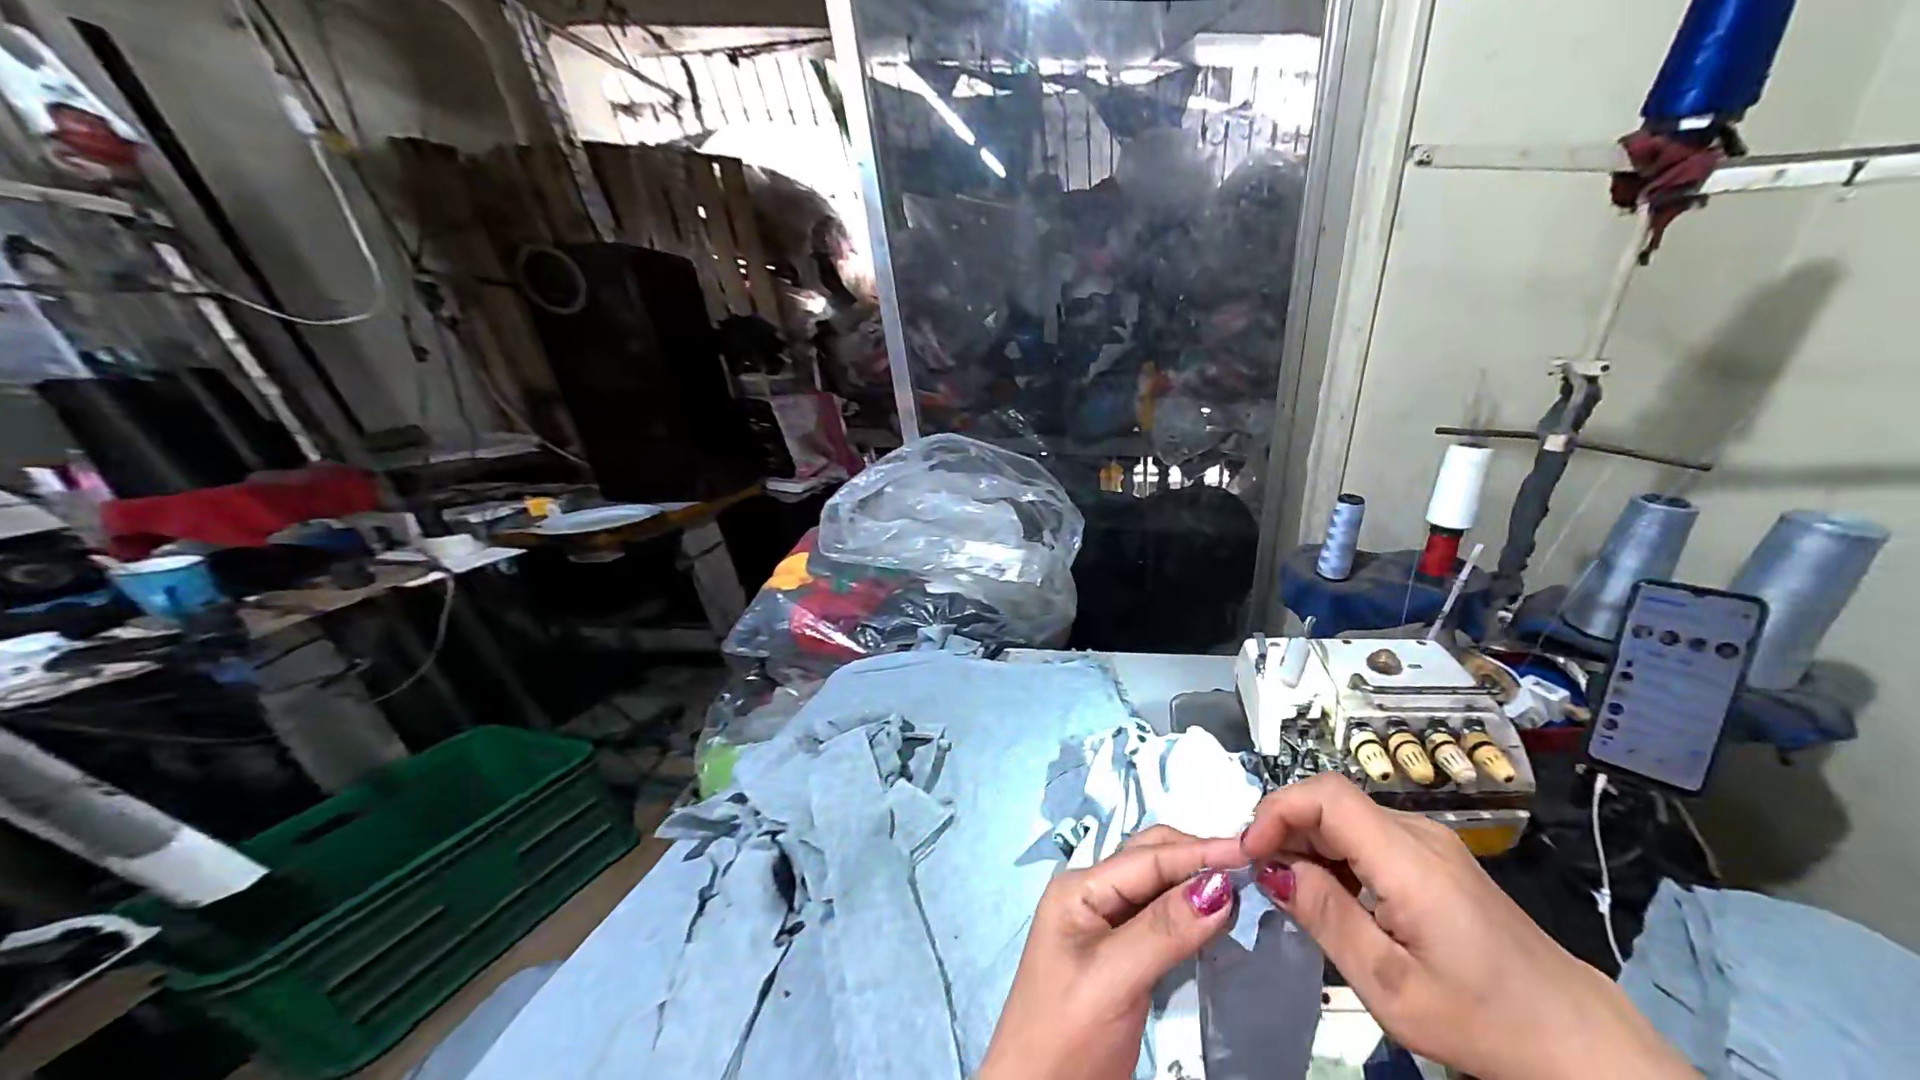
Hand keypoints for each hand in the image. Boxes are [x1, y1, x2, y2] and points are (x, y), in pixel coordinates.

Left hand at [979, 825, 1244, 1079]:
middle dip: (1199, 857)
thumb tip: (1220, 885)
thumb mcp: (1114, 978)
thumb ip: (1164, 930)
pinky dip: (1191, 912)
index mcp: (1079, 887)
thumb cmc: (1066, 1033)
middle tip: (1254, 865)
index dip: (1200, 851)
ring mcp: (1105, 923)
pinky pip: (1162, 918)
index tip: (1254, 848)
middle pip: (1152, 859)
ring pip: (1159, 886)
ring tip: (1245, 885)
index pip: (1147, 857)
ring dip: (1197, 882)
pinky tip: (1217, 918)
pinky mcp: (1122, 953)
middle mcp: (1092, 894)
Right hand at [1239, 774, 1690, 1079]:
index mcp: (1410, 860)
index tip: (1249, 853)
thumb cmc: (1484, 1021)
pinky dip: (1331, 854)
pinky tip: (1330, 895)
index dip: (1277, 810)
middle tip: (1258, 876)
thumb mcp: (1391, 986)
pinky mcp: (1434, 858)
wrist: (1579, 1043)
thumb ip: (1326, 917)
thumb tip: (1270, 868)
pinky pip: (1365, 835)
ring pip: (1344, 816)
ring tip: (1288, 891)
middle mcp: (1419, 834)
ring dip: (1304, 842)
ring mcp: (1430, 843)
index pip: (1326, 794)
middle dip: (1282, 828)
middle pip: (1330, 801)